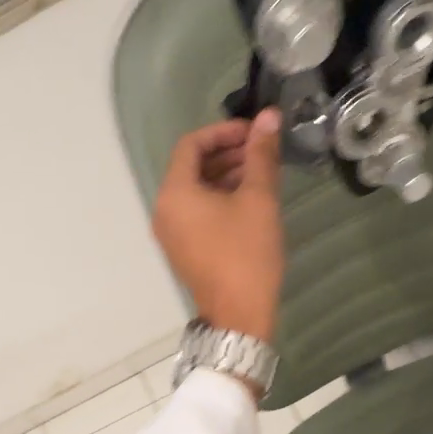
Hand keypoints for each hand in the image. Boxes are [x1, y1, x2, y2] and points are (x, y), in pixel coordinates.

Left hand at [152, 110, 284, 342]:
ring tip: (261, 174)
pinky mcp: (184, 251)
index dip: (223, 132)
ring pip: (196, 191)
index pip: (191, 145)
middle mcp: (164, 211)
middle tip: (262, 151)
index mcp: (174, 193)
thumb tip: (268, 116)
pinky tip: (249, 201)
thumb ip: (261, 154)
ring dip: (226, 176)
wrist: (239, 317)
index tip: (254, 133)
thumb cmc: (247, 254)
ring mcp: (171, 234)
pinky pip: (197, 214)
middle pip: (191, 167)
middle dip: (227, 154)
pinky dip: (219, 200)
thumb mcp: (258, 199)